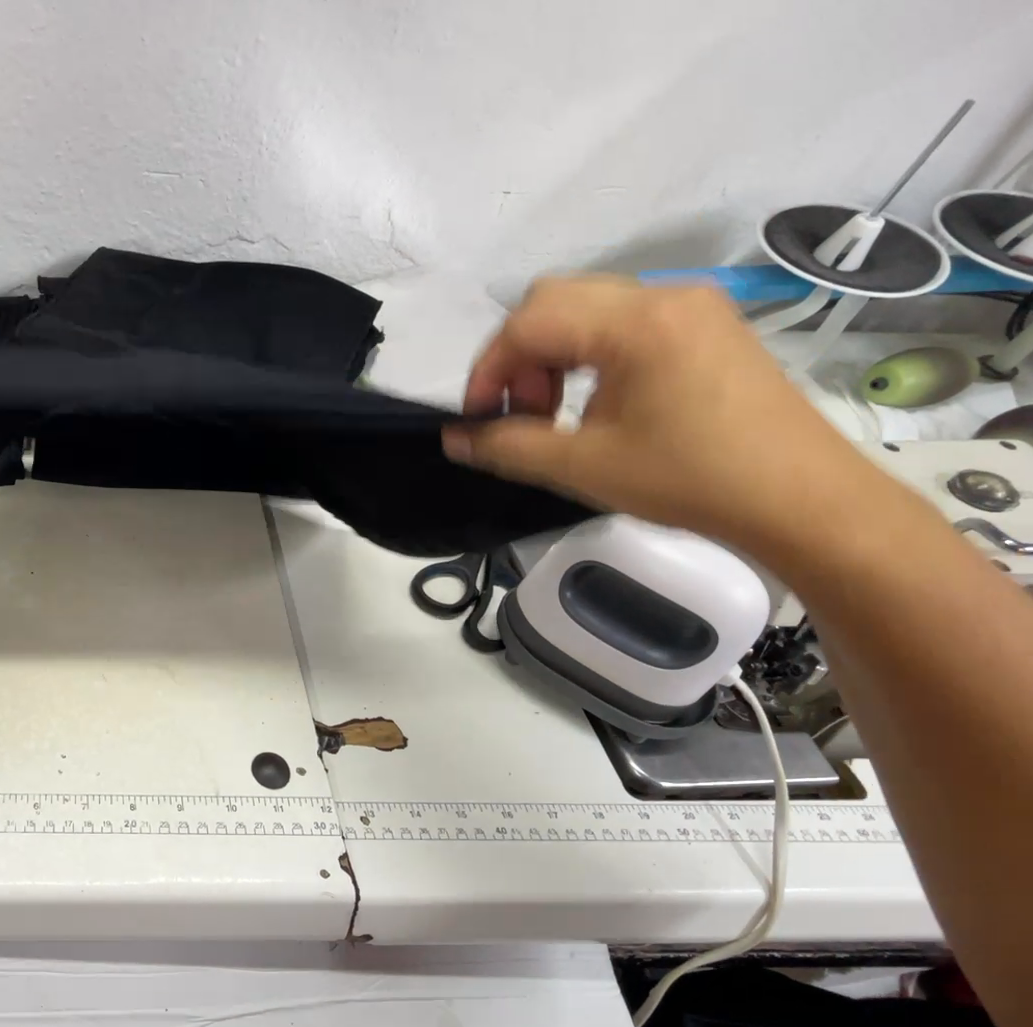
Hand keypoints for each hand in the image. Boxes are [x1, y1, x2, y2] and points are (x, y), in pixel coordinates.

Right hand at [442, 276, 888, 555]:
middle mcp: (664, 296)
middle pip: (554, 300)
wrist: (802, 500)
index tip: (478, 419)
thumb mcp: (581, 467)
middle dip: (518, 356)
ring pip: (586, 306)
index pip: (529, 323)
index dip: (488, 370)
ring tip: (557, 411)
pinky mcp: (707, 325)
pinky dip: (588, 351)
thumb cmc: (690, 480)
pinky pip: (623, 319)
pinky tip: (596, 399)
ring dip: (552, 353)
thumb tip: (452, 438)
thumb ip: (505, 446)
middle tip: (523, 412)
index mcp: (636, 323)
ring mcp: (692, 306)